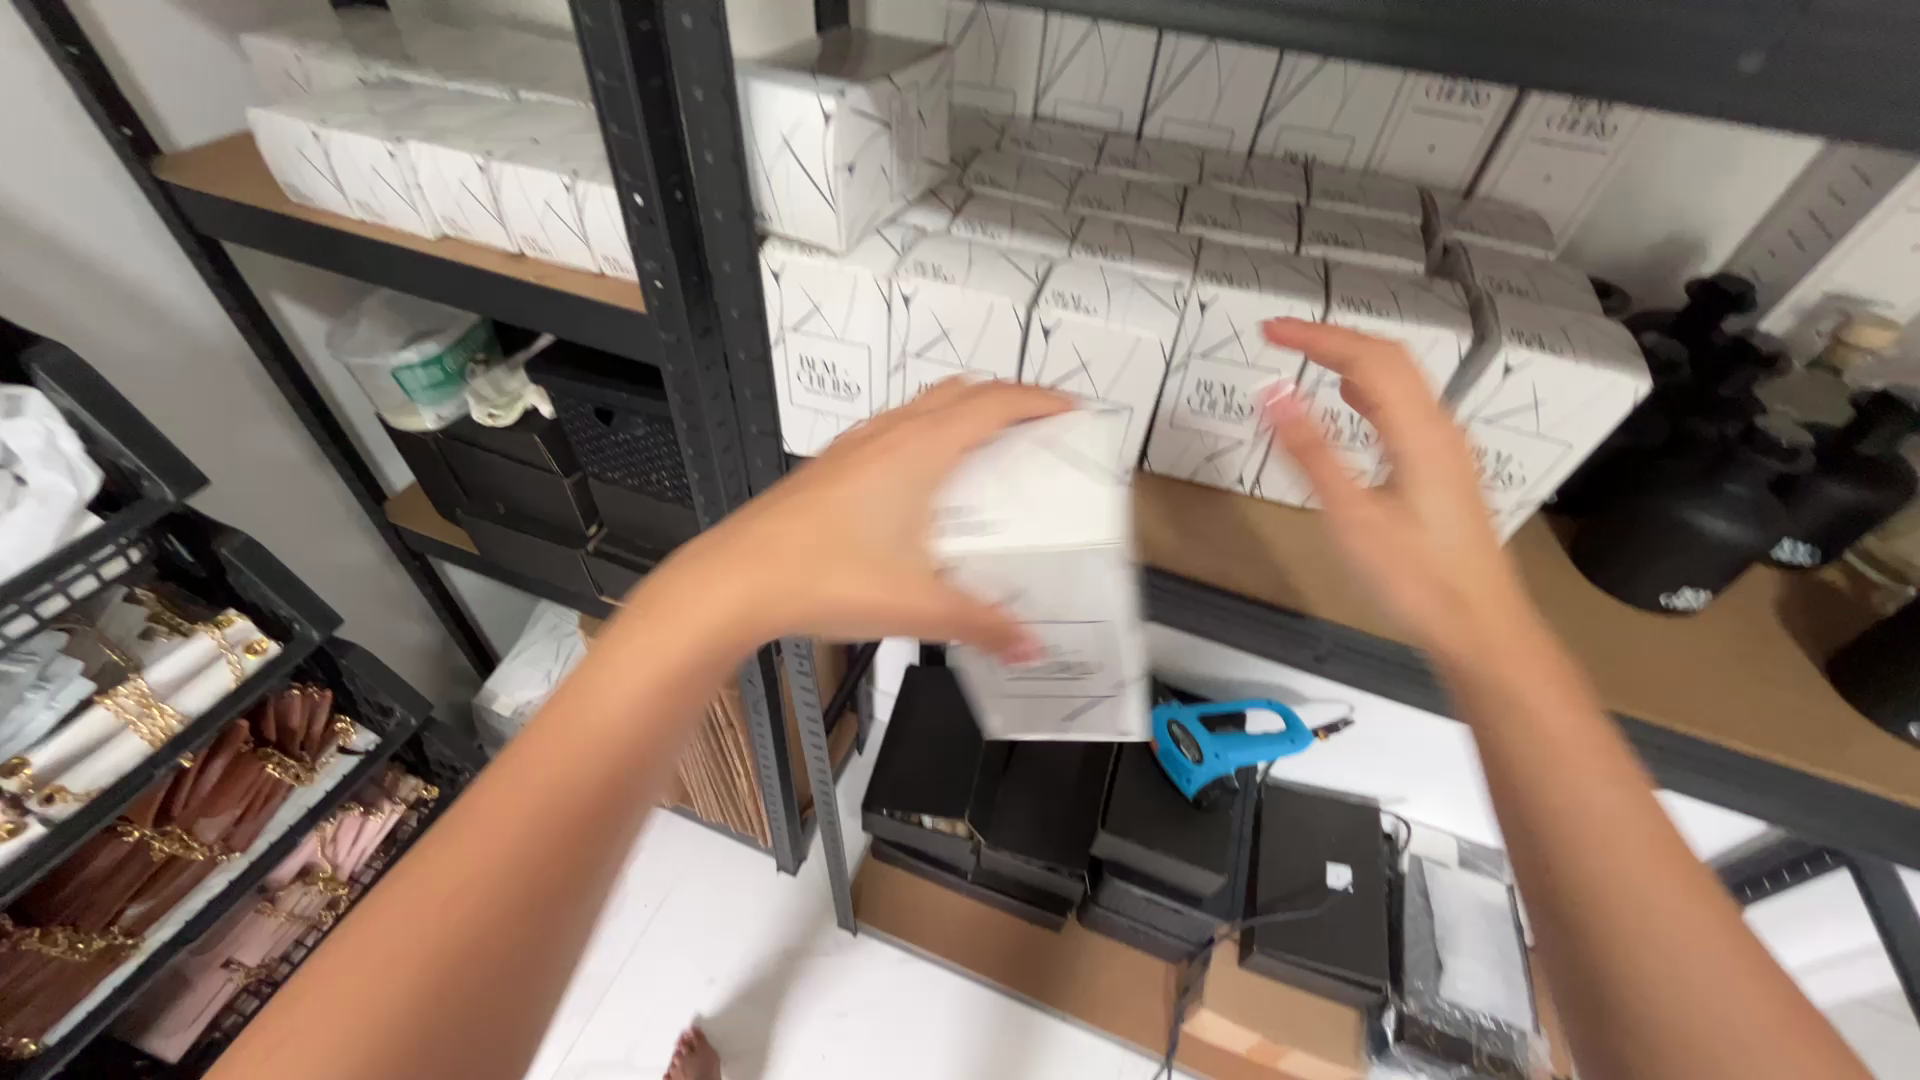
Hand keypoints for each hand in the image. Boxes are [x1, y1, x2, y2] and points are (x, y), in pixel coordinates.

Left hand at [676, 378, 1071, 657]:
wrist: (736, 581)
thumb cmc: (820, 577)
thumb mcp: (921, 606)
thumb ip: (984, 625)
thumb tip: (1025, 644)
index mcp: (921, 450)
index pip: (997, 402)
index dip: (1041, 400)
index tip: (1070, 412)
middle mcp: (888, 435)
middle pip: (961, 393)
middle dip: (1006, 403)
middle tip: (1034, 436)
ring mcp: (855, 447)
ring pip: (921, 408)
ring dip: (961, 417)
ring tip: (985, 459)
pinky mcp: (831, 468)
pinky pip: (891, 433)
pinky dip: (923, 439)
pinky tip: (922, 488)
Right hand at [1261, 318, 1535, 660]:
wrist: (1480, 626)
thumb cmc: (1413, 577)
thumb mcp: (1351, 515)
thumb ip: (1310, 451)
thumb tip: (1272, 393)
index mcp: (1418, 431)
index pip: (1367, 358)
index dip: (1316, 336)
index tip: (1268, 330)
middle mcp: (1439, 428)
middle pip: (1390, 359)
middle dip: (1334, 339)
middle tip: (1281, 337)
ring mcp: (1446, 449)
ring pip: (1401, 382)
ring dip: (1353, 361)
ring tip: (1308, 357)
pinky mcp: (1443, 470)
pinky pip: (1405, 410)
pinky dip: (1370, 391)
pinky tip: (1351, 403)